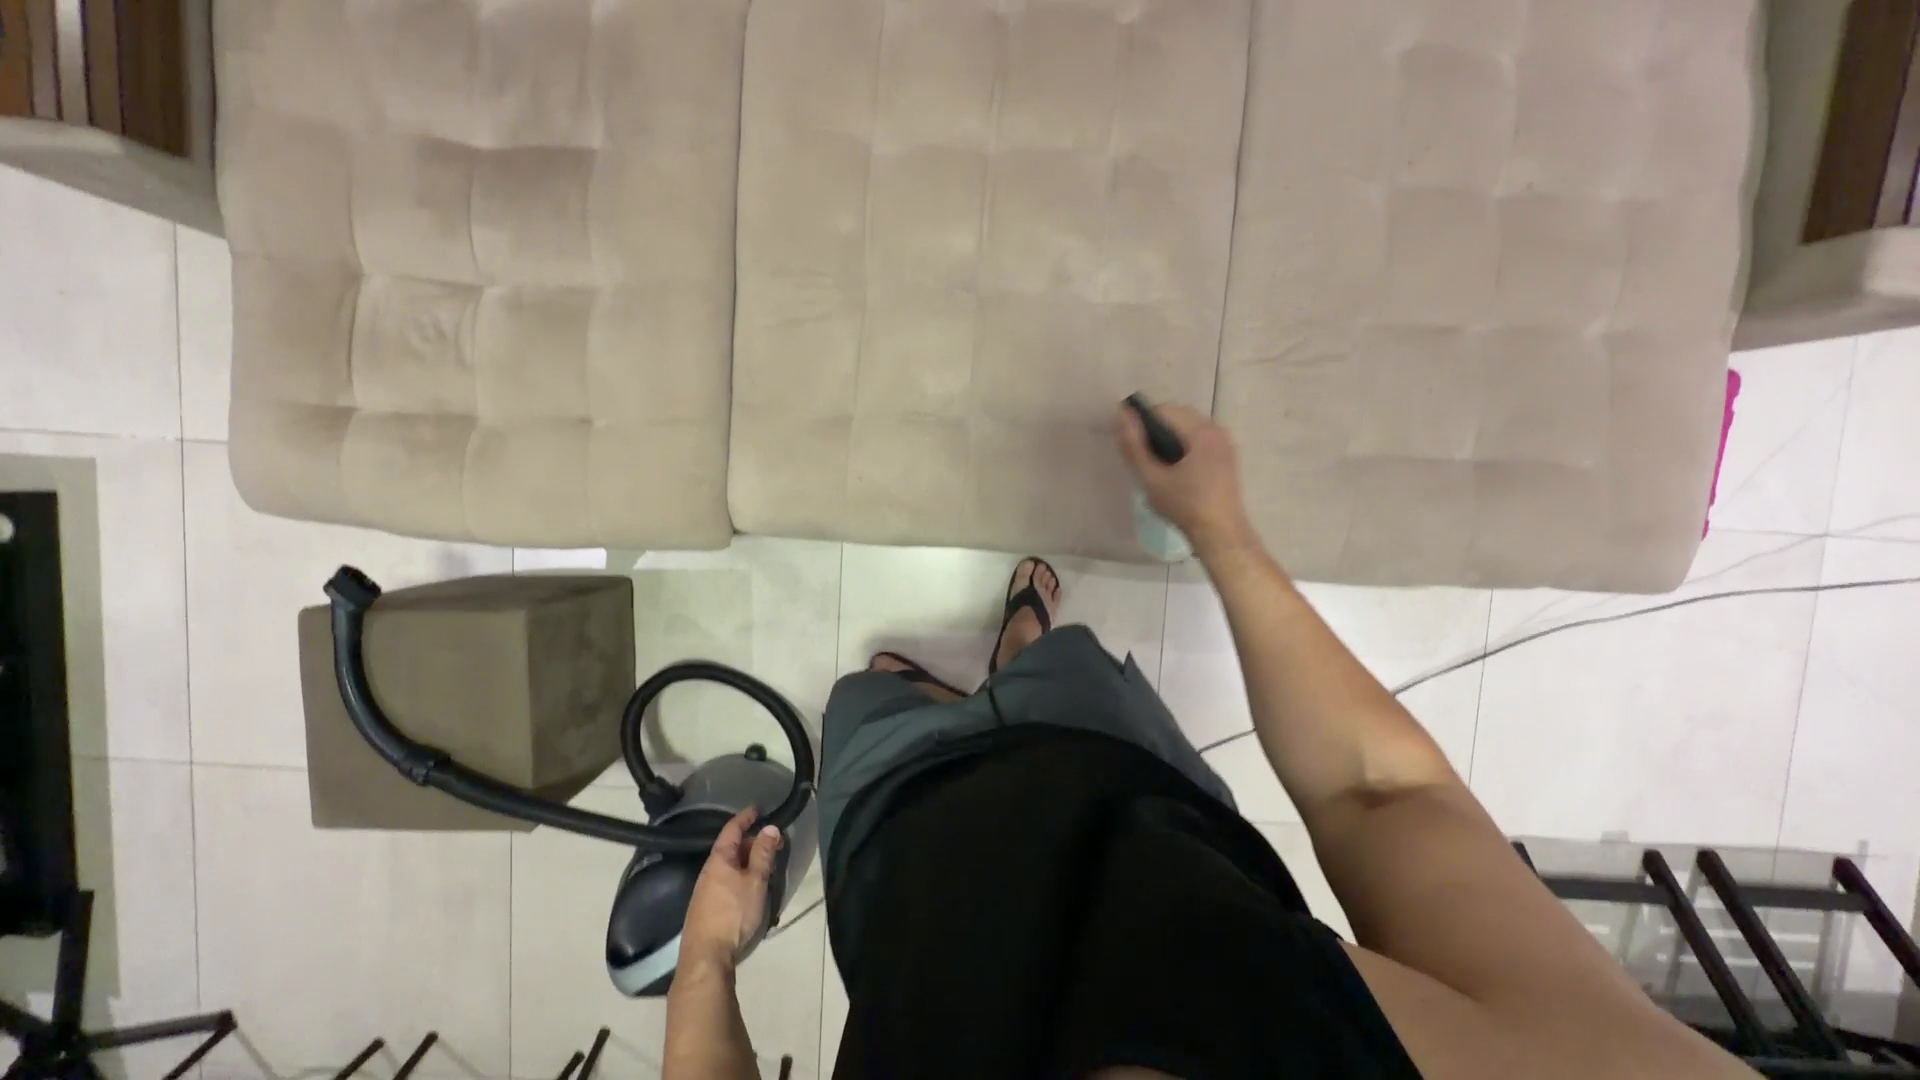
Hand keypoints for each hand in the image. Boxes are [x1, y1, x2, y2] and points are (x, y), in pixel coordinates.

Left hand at [681, 807, 782, 974]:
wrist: (706, 956)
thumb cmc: (733, 913)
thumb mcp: (755, 881)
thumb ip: (763, 854)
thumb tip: (770, 827)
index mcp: (719, 859)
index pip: (732, 829)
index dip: (745, 817)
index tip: (758, 809)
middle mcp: (709, 871)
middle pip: (731, 848)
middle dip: (751, 841)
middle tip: (773, 842)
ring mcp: (705, 890)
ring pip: (729, 866)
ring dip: (747, 861)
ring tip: (766, 865)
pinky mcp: (707, 908)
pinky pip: (726, 881)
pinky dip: (741, 876)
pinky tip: (751, 888)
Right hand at [1115, 402, 1254, 556]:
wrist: (1220, 533)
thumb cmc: (1184, 506)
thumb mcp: (1152, 478)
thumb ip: (1134, 446)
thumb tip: (1120, 415)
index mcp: (1201, 431)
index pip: (1163, 410)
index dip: (1142, 423)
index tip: (1132, 445)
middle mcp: (1217, 429)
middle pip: (1177, 416)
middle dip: (1157, 430)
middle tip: (1144, 458)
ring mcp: (1225, 442)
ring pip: (1188, 427)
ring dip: (1169, 438)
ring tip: (1158, 465)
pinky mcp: (1227, 455)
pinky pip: (1199, 439)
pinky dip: (1184, 446)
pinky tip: (1176, 471)